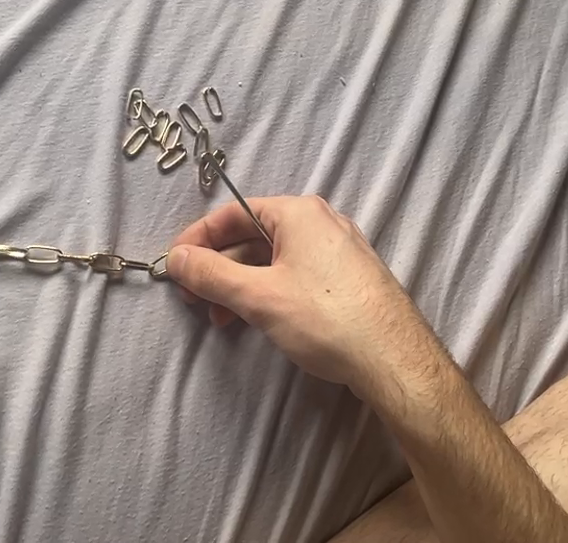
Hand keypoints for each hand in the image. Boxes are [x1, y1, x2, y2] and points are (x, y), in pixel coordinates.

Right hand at [164, 196, 449, 405]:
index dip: (198, 238)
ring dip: (241, 283)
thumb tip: (174, 257)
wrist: (394, 357)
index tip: (172, 265)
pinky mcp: (347, 275)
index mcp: (298, 211)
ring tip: (219, 319)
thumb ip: (211, 274)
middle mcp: (318, 220)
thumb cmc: (324, 317)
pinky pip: (295, 271)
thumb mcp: (259, 296)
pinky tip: (255, 317)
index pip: (233, 213)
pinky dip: (268, 290)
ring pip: (274, 257)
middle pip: (253, 235)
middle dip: (219, 267)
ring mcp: (336, 247)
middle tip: (192, 299)